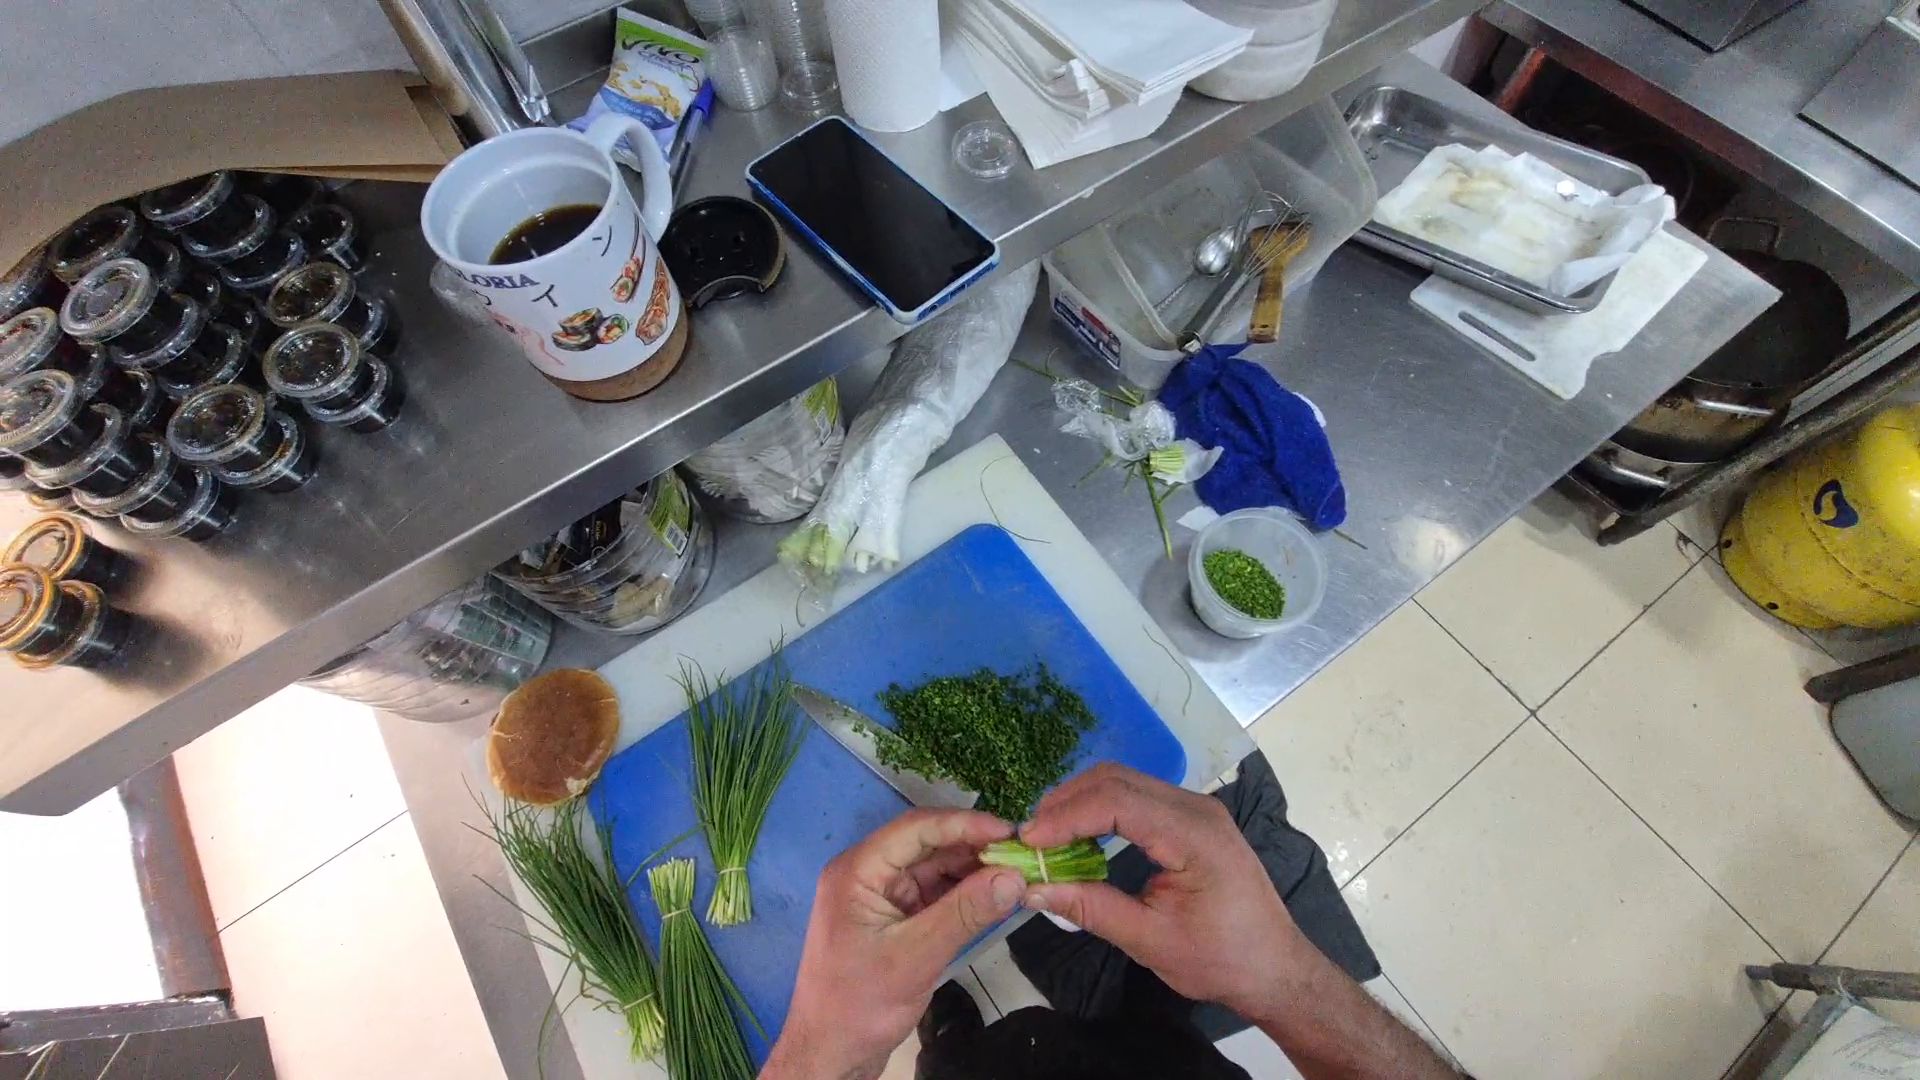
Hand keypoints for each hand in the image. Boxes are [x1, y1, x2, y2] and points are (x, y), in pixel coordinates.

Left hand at [762, 808, 1025, 1079]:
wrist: (829, 1059)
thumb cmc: (860, 1006)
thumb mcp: (914, 957)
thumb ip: (964, 913)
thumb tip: (1013, 877)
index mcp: (858, 869)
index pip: (916, 828)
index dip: (963, 824)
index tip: (1007, 831)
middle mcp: (868, 871)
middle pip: (926, 844)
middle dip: (972, 846)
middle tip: (1020, 853)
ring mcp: (881, 893)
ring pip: (933, 866)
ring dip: (971, 868)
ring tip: (1014, 872)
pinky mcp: (894, 915)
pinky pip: (933, 891)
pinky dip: (961, 892)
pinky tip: (991, 894)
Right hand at [1017, 763, 1312, 1020]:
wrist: (1277, 968)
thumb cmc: (1222, 960)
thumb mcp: (1152, 942)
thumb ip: (1092, 909)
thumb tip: (1034, 889)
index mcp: (1194, 834)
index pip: (1118, 802)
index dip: (1068, 816)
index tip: (1030, 840)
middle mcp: (1194, 806)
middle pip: (1117, 779)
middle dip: (1067, 801)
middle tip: (1031, 834)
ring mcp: (1193, 805)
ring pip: (1123, 780)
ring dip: (1080, 800)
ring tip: (1047, 832)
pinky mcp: (1188, 814)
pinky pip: (1135, 794)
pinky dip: (1099, 806)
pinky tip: (1080, 832)